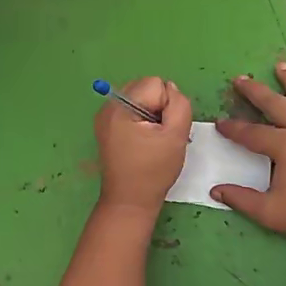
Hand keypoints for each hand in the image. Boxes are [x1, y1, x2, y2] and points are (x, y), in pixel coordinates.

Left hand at [94, 76, 190, 214]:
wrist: (130, 201)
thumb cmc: (154, 171)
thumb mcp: (176, 136)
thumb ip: (179, 105)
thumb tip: (171, 89)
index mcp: (121, 106)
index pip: (156, 84)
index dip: (168, 106)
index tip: (165, 130)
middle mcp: (109, 106)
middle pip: (146, 87)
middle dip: (159, 107)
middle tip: (160, 136)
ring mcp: (105, 117)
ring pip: (140, 99)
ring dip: (152, 115)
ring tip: (152, 141)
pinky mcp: (107, 128)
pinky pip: (131, 111)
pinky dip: (142, 122)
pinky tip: (144, 143)